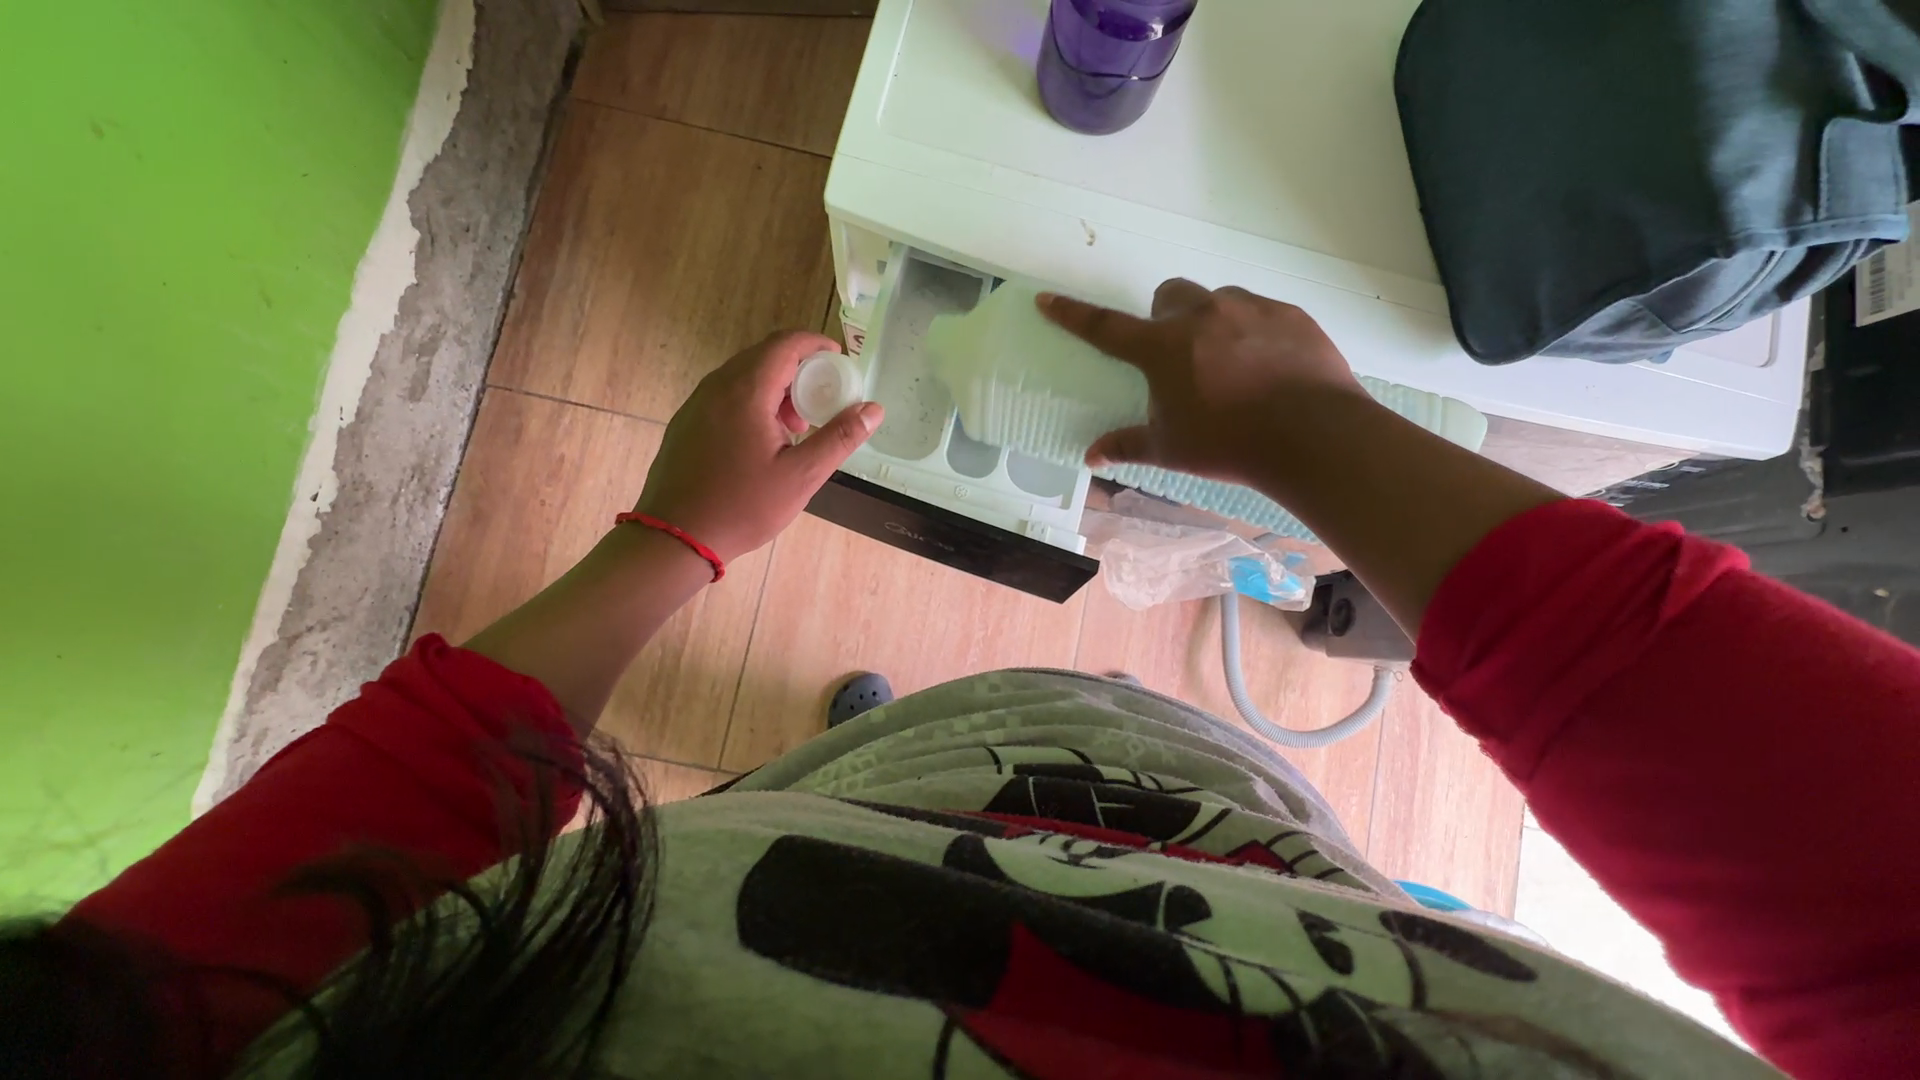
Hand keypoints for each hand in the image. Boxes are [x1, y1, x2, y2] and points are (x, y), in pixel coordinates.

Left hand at [634, 332, 882, 561]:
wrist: (676, 536)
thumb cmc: (743, 506)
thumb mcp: (801, 476)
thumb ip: (839, 438)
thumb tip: (873, 409)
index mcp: (745, 391)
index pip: (785, 344)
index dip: (816, 344)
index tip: (839, 360)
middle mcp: (717, 387)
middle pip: (764, 356)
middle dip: (799, 368)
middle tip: (824, 397)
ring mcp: (697, 404)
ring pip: (743, 376)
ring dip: (776, 387)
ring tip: (798, 425)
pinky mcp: (687, 423)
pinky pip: (726, 396)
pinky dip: (753, 401)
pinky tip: (765, 440)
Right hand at [1040, 279, 1370, 485]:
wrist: (1313, 435)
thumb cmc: (1229, 444)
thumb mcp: (1171, 449)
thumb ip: (1128, 444)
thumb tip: (1091, 456)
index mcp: (1163, 348)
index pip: (1106, 327)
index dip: (1073, 314)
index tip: (1048, 299)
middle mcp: (1202, 315)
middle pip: (1168, 295)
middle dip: (1164, 317)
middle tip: (1176, 356)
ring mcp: (1250, 309)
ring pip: (1216, 301)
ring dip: (1210, 323)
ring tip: (1228, 366)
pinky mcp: (1289, 314)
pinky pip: (1259, 312)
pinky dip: (1251, 333)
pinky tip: (1265, 369)